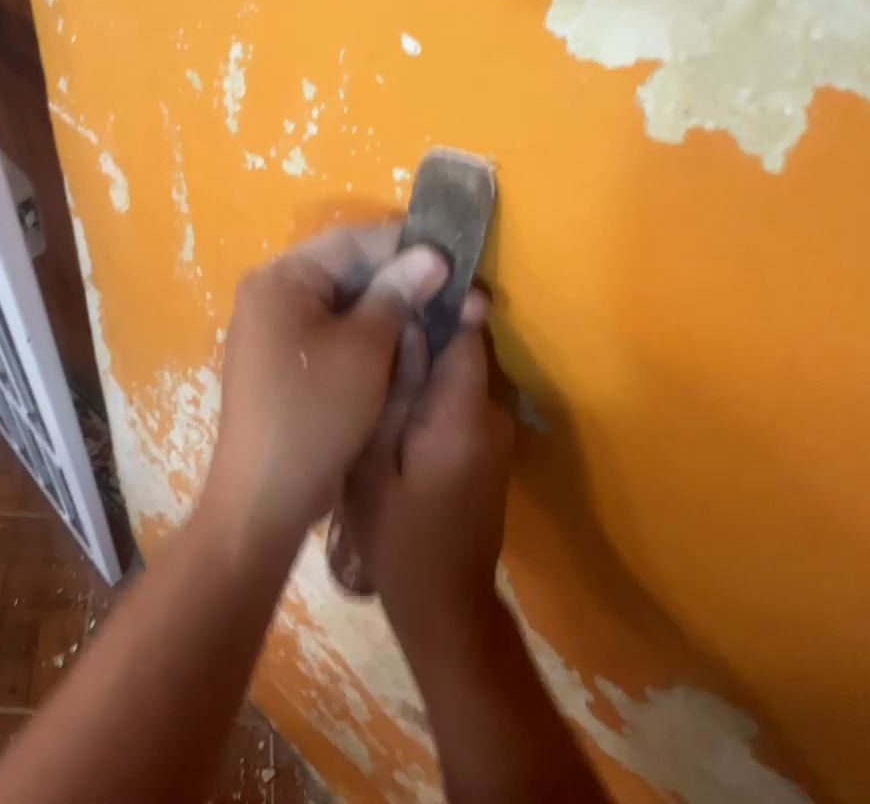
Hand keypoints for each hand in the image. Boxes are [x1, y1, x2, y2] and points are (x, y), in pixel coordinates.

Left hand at [196, 222, 448, 557]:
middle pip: (345, 270)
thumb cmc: (315, 414)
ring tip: (442, 316)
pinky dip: (366, 335)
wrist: (265, 496)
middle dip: (401, 279)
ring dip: (388, 309)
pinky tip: (405, 344)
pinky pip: (330, 332)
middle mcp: (269, 295)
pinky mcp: (281, 361)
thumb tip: (432, 254)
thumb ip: (397, 295)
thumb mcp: (365, 350)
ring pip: (341, 303)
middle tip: (458, 291)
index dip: (406, 245)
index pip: (350, 240)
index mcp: (279, 279)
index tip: (457, 258)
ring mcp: (271, 330)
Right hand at [344, 292, 515, 626]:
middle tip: (376, 307)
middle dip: (427, 325)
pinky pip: (461, 398)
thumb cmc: (397, 537)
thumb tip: (407, 328)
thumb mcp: (373, 465)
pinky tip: (396, 388)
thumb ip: (392, 394)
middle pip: (463, 350)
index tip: (411, 266)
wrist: (443, 603)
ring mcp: (497, 434)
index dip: (445, 297)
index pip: (466, 335)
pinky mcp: (489, 449)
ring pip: (461, 373)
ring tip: (378, 341)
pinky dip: (434, 386)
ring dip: (429, 356)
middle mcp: (493, 416)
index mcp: (463, 416)